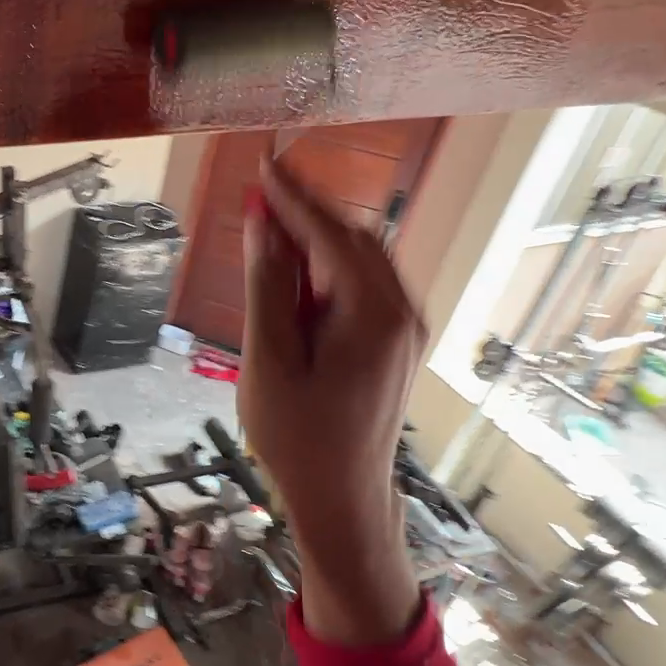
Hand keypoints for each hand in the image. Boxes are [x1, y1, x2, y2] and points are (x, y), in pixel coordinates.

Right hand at [240, 157, 426, 644]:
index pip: (331, 234)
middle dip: (307, 213)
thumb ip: (267, 286)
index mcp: (374, 314)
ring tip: (270, 232)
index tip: (262, 166)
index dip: (293, 198)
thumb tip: (260, 225)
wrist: (342, 499)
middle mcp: (403, 312)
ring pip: (362, 259)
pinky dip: (330, 269)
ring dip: (317, 240)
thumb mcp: (268, 360)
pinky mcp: (397, 343)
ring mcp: (406, 328)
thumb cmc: (297, 438)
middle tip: (259, 198)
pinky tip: (297, 277)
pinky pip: (365, 285)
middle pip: (355, 238)